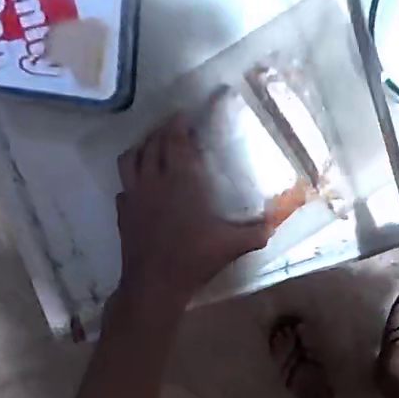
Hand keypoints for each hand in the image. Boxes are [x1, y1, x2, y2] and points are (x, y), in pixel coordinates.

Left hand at [114, 115, 271, 313]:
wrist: (154, 285)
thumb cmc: (194, 259)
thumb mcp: (232, 246)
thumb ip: (256, 232)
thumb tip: (275, 224)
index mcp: (180, 181)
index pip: (175, 139)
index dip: (180, 122)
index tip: (188, 111)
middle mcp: (153, 181)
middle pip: (152, 142)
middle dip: (162, 128)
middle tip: (175, 124)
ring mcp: (134, 196)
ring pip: (130, 158)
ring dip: (142, 146)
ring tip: (153, 145)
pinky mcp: (123, 213)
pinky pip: (123, 185)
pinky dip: (132, 178)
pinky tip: (142, 185)